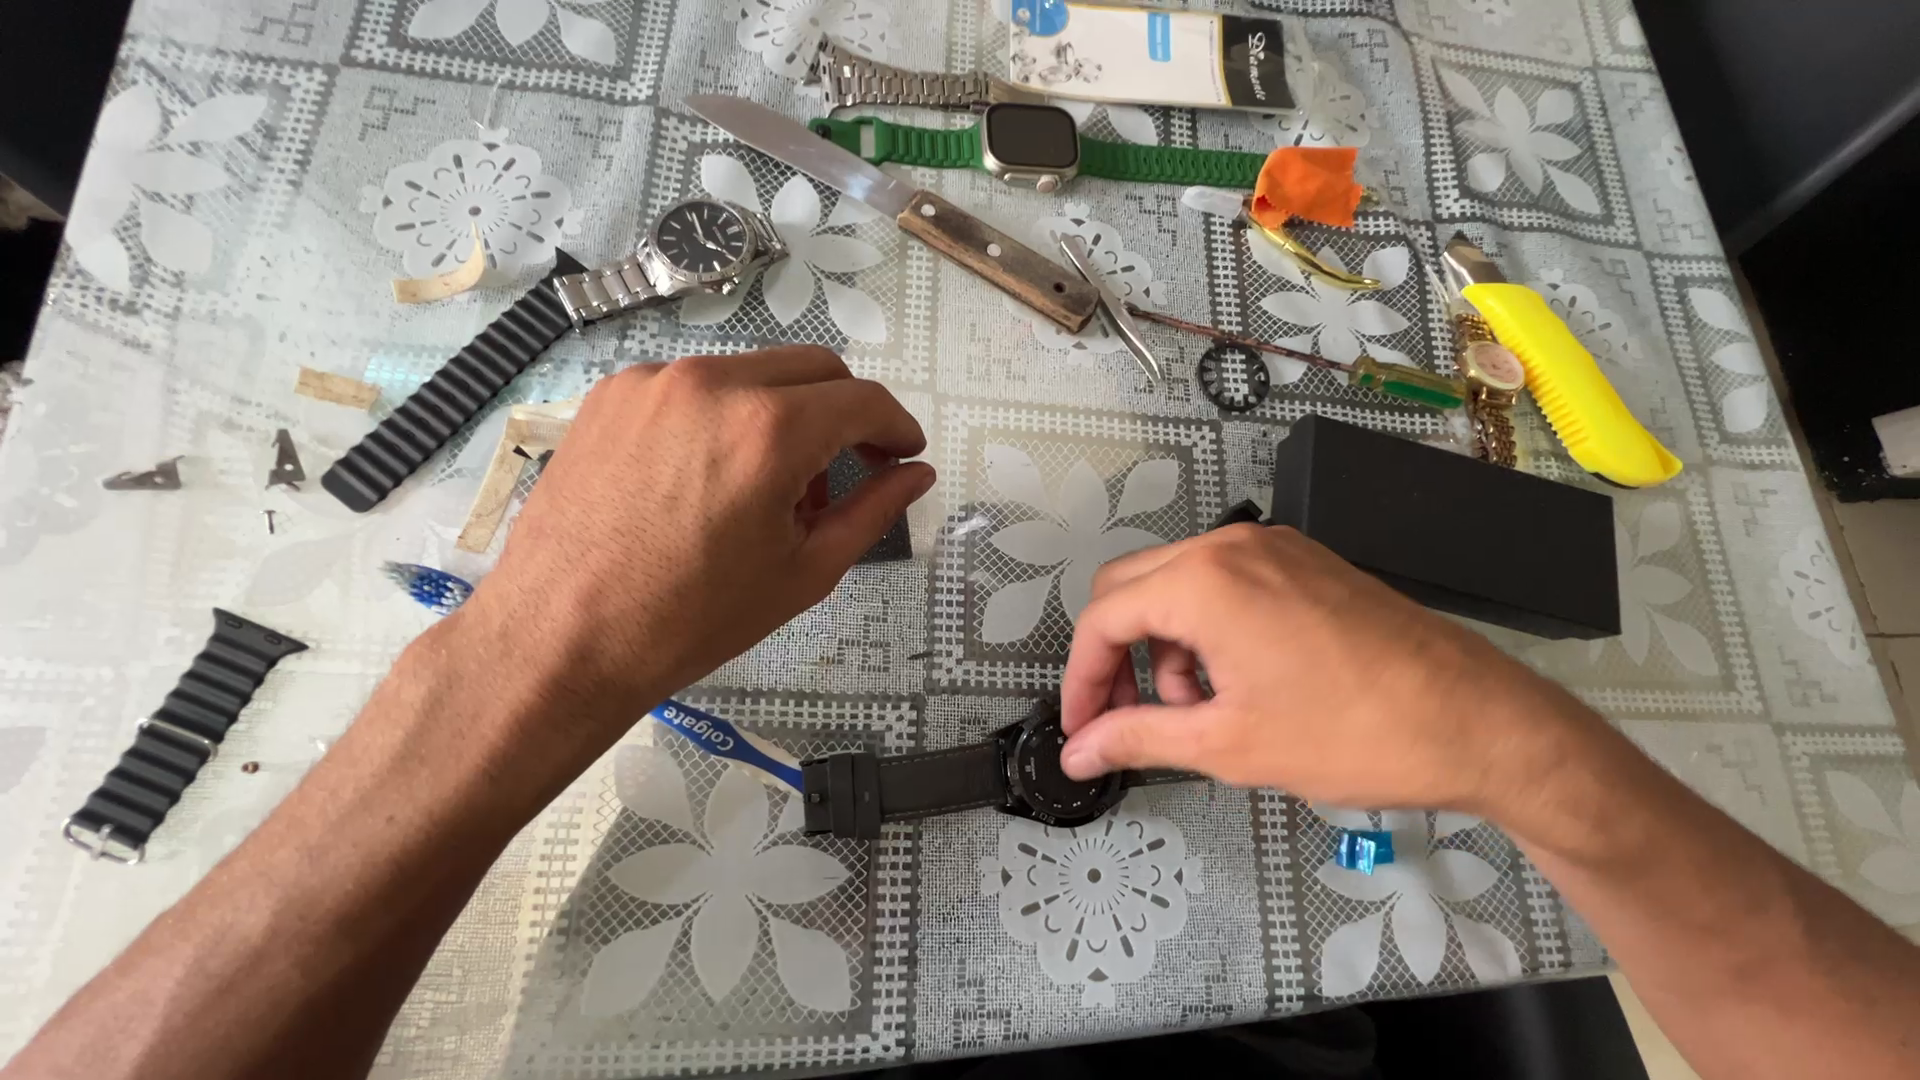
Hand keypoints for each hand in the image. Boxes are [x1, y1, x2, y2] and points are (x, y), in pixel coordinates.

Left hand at [457, 346, 932, 730]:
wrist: (561, 637)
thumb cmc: (694, 618)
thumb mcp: (804, 571)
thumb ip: (874, 511)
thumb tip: (917, 475)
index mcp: (769, 429)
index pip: (862, 400)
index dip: (897, 426)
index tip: (905, 455)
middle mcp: (713, 382)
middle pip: (815, 369)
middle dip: (847, 413)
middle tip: (850, 470)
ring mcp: (655, 381)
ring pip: (755, 372)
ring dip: (787, 414)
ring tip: (773, 485)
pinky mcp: (613, 393)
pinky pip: (697, 386)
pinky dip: (728, 415)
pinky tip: (713, 475)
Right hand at [1057, 524, 1602, 816]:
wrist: (1481, 723)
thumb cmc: (1357, 732)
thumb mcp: (1229, 744)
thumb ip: (1138, 738)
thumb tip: (1081, 750)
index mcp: (1204, 582)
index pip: (1102, 619)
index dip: (1082, 678)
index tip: (1083, 725)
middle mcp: (1232, 547)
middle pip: (1129, 589)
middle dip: (1117, 657)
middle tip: (1126, 717)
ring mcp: (1271, 548)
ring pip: (1174, 585)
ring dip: (1164, 645)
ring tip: (1199, 709)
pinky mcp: (1301, 562)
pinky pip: (1222, 583)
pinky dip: (1204, 628)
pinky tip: (1234, 680)